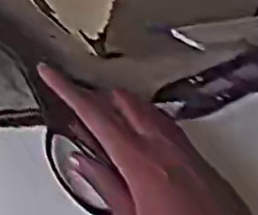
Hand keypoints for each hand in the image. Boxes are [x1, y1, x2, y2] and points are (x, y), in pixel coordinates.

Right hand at [39, 65, 250, 214]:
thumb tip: (83, 163)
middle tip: (78, 103)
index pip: (91, 110)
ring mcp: (189, 155)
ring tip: (110, 118)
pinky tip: (147, 137)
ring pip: (148, 109)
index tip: (48, 71)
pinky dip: (150, 122)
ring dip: (124, 107)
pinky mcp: (209, 168)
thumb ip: (106, 186)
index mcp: (138, 158)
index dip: (64, 86)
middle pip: (121, 100)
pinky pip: (171, 128)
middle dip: (96, 96)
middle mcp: (164, 148)